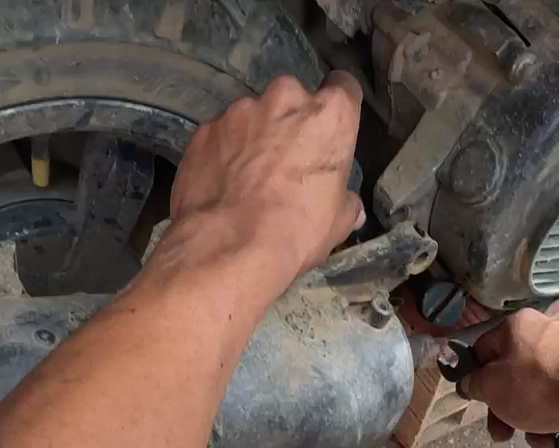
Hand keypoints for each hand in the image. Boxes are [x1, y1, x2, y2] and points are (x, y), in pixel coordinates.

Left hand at [162, 73, 365, 290]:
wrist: (229, 246)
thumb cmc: (297, 231)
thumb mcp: (337, 224)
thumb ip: (346, 205)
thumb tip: (353, 209)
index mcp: (329, 114)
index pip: (343, 89)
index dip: (336, 111)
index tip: (329, 133)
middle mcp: (285, 97)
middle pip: (292, 100)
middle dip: (290, 125)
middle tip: (284, 165)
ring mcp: (240, 110)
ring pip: (252, 117)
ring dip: (253, 139)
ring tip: (246, 180)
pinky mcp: (205, 130)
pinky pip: (219, 137)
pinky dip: (222, 154)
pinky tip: (221, 186)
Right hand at [456, 309, 558, 447]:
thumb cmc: (538, 387)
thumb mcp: (491, 387)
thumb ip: (474, 384)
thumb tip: (471, 382)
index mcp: (518, 327)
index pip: (484, 351)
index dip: (477, 380)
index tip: (478, 403)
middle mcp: (548, 336)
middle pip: (515, 382)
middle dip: (509, 417)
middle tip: (504, 437)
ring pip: (543, 401)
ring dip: (536, 432)